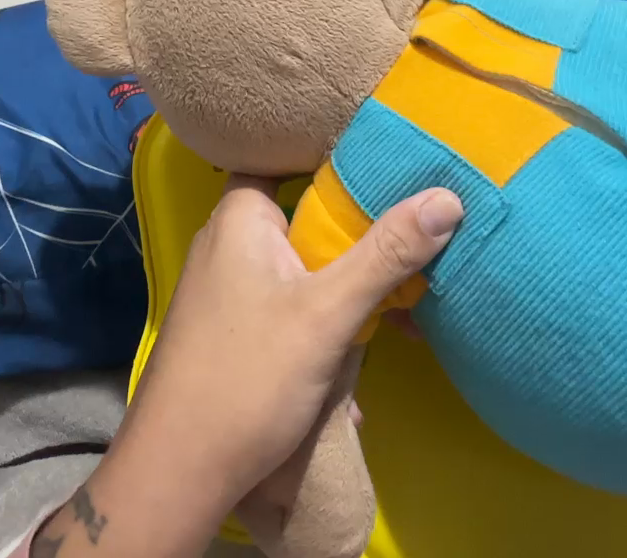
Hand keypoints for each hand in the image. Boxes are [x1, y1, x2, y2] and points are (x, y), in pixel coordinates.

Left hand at [129, 177, 460, 500]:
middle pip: (306, 212)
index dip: (332, 151)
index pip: (287, 156)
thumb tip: (448, 198)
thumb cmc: (248, 376)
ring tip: (406, 294)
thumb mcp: (327, 313)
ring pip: (305, 261)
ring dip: (350, 279)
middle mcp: (231, 240)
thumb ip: (386, 254)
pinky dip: (328, 311)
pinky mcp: (239, 324)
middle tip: (416, 224)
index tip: (385, 153)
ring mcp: (233, 285)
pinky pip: (293, 297)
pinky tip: (366, 343)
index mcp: (241, 216)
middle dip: (360, 229)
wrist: (178, 476)